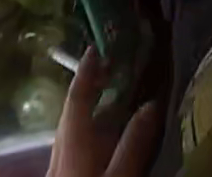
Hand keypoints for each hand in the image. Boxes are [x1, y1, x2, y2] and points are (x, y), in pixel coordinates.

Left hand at [47, 49, 161, 176]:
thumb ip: (133, 143)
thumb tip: (152, 104)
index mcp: (73, 142)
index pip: (77, 96)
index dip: (86, 70)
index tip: (95, 46)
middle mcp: (61, 151)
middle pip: (75, 110)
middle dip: (93, 87)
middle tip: (114, 66)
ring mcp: (59, 168)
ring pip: (76, 130)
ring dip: (95, 111)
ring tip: (119, 99)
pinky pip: (77, 146)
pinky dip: (94, 132)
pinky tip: (110, 138)